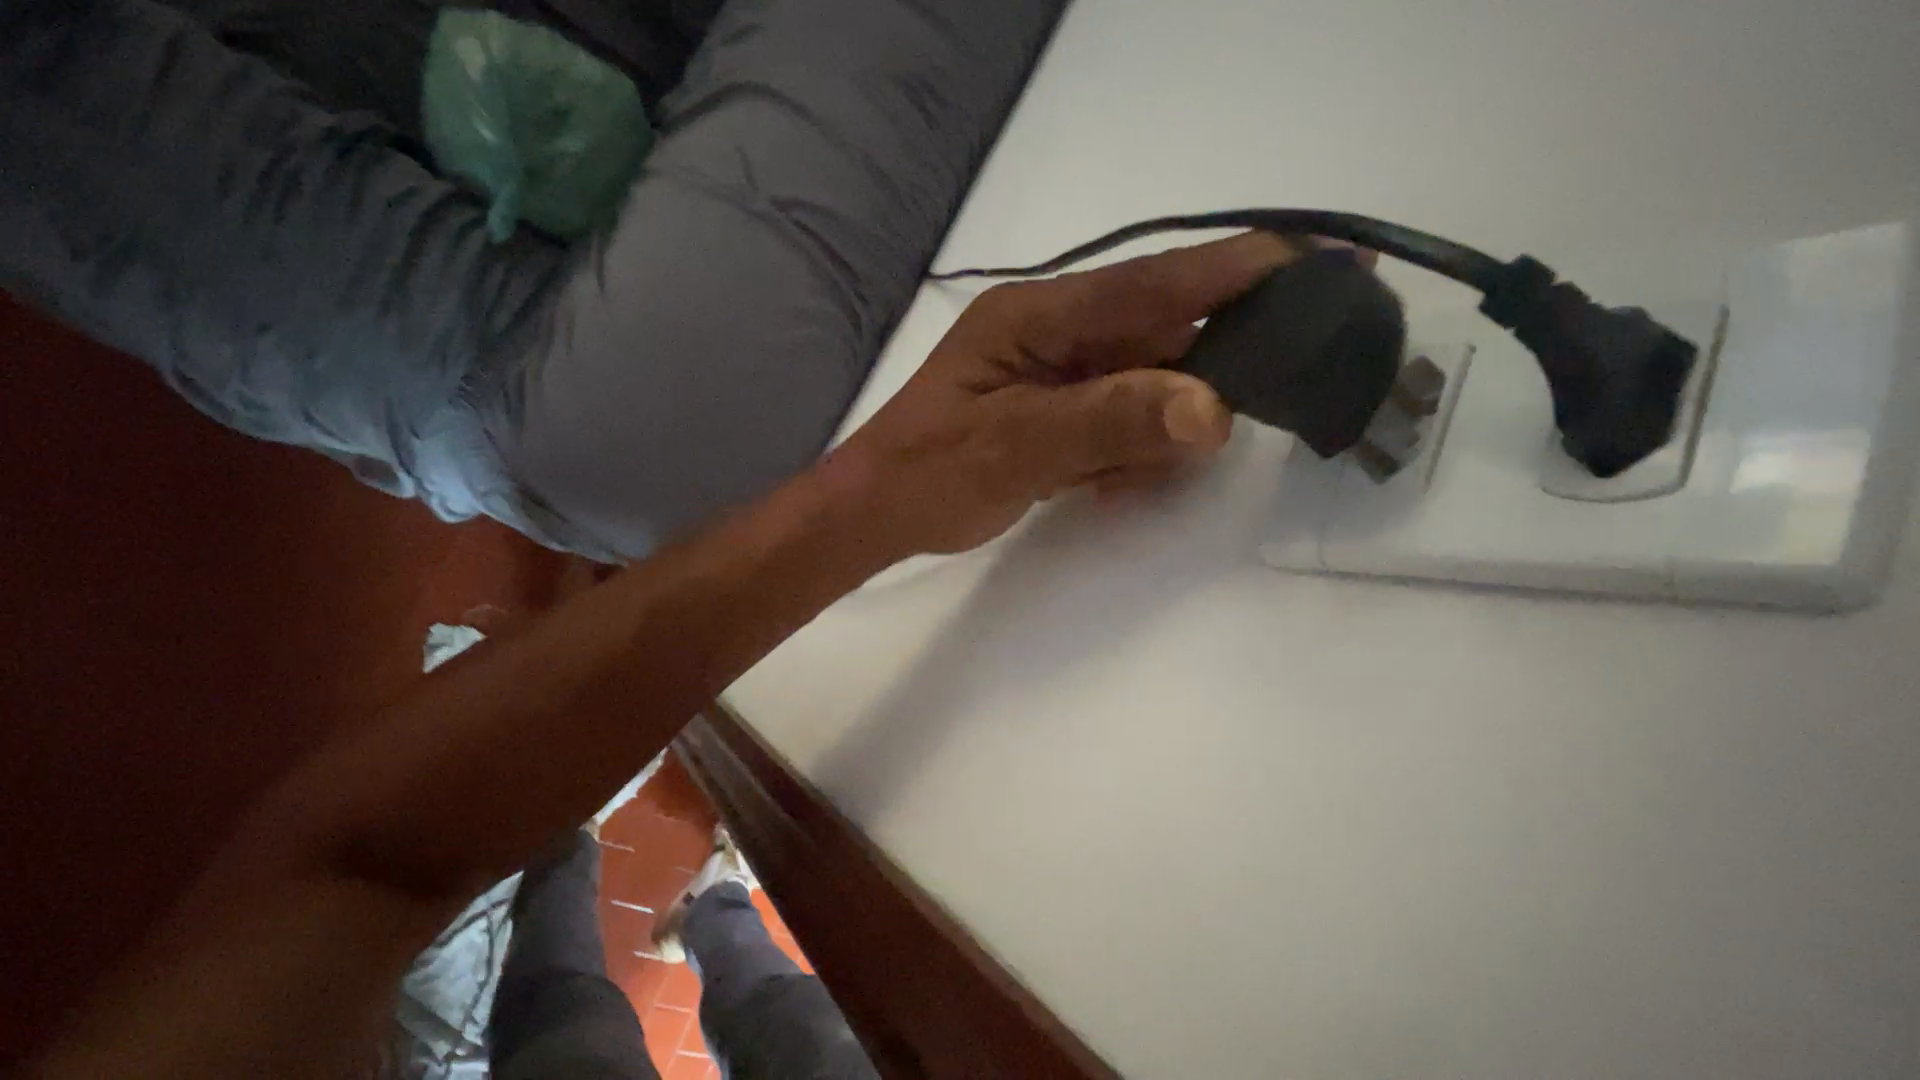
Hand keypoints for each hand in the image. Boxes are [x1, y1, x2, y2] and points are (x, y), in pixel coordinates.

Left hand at [829, 231, 1304, 557]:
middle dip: (1214, 362)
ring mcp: (1061, 373)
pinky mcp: (1062, 411)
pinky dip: (1131, 453)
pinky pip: (1125, 419)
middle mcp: (1058, 333)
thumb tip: (1213, 409)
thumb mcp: (1013, 448)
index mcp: (1039, 317)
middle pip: (1164, 330)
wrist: (876, 513)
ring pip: (1150, 382)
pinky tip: (1100, 486)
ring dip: (1163, 424)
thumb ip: (1107, 421)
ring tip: (1124, 470)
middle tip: (1271, 383)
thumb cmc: (929, 473)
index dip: (1239, 270)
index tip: (1323, 259)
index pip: (1154, 283)